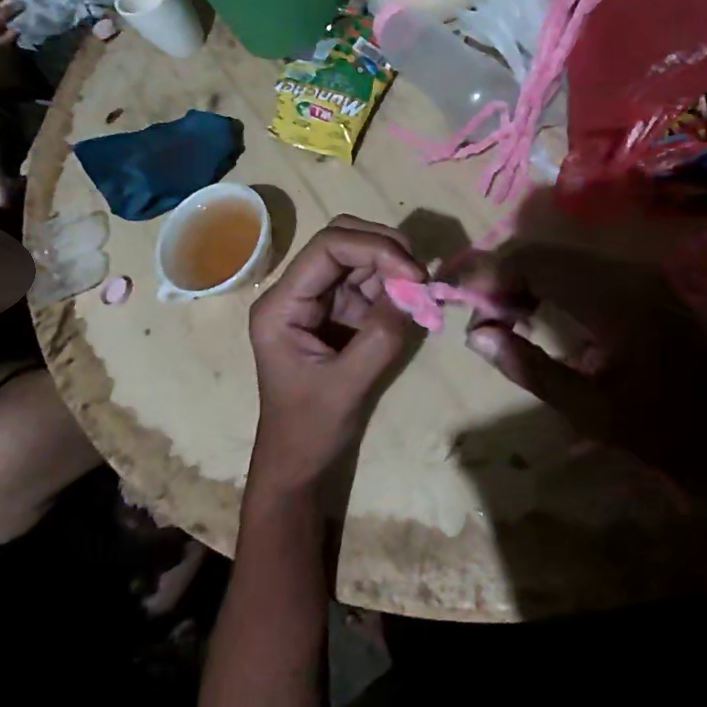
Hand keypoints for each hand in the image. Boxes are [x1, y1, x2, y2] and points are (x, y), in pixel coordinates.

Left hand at [246, 217, 425, 492]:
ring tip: (423, 292)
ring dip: (395, 267)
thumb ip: (381, 336)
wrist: (301, 465)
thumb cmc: (311, 430)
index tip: (414, 273)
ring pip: (360, 258)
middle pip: (343, 241)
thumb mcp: (348, 385)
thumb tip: (416, 291)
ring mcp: (321, 302)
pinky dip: (396, 286)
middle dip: (385, 248)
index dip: (374, 248)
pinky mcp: (341, 315)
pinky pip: (372, 284)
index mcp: (282, 304)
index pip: (328, 247)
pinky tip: (414, 304)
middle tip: (421, 275)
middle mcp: (298, 292)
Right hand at [460, 245, 706, 496]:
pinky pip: (585, 272)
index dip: (487, 275)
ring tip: (500, 320)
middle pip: (545, 252)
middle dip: (502, 276)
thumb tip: (477, 334)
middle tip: (475, 316)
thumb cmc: (684, 433)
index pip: (532, 261)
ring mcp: (641, 277)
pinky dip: (551, 286)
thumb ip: (533, 368)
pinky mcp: (648, 288)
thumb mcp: (599, 413)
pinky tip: (539, 316)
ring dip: (526, 280)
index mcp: (612, 300)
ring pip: (564, 259)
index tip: (459, 305)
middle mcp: (625, 273)